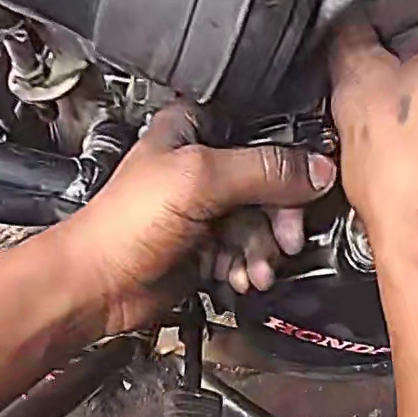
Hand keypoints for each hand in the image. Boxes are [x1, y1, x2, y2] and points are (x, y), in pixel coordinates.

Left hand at [52, 103, 336, 333]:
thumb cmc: (123, 226)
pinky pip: (247, 254)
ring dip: (264, 252)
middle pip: (270, 187)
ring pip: (261, 226)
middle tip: (284, 241)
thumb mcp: (198, 181)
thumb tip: (317, 168)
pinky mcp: (208, 247)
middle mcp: (204, 167)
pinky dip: (248, 268)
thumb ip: (262, 171)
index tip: (308, 193)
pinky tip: (239, 278)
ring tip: (256, 270)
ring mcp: (207, 210)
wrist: (99, 286)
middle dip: (278, 220)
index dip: (292, 166)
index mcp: (196, 130)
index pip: (266, 136)